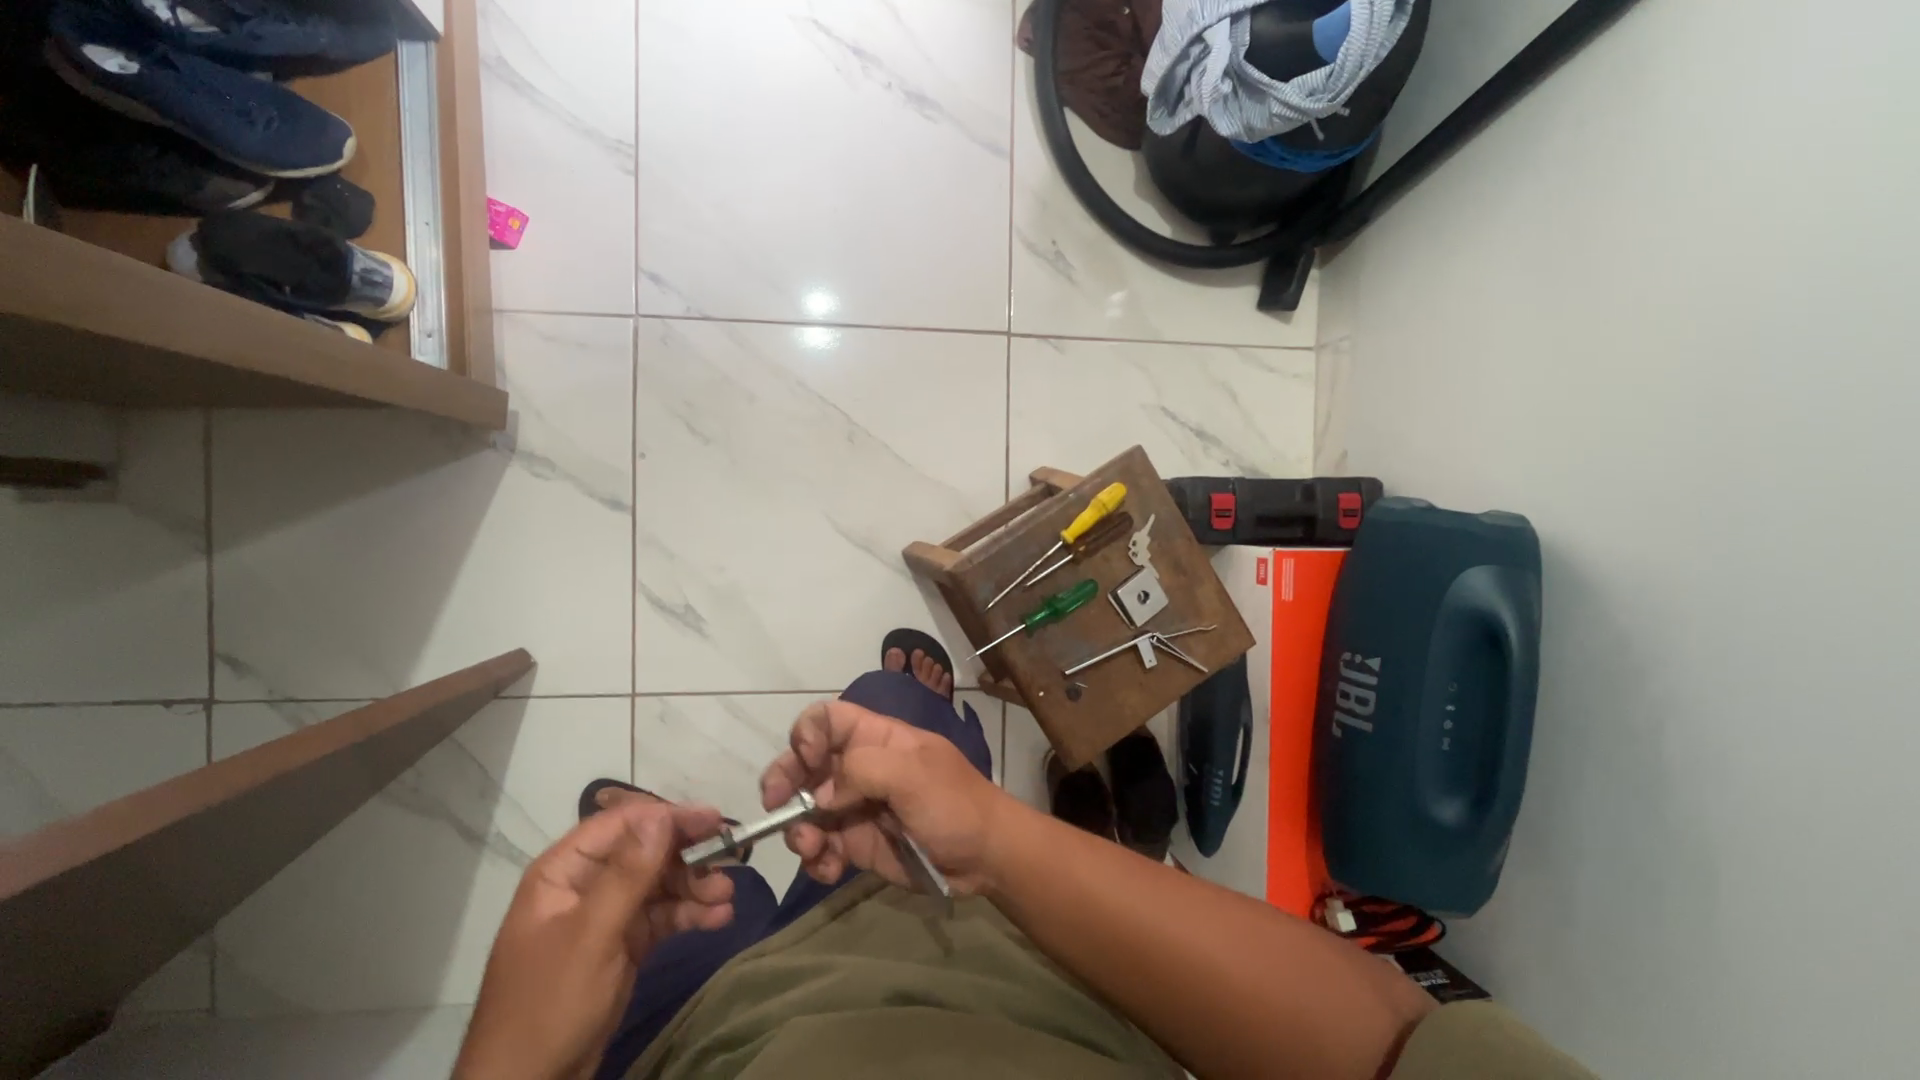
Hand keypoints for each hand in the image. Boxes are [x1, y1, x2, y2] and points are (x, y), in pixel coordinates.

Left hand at [454, 799, 734, 1079]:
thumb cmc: (549, 1002)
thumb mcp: (591, 935)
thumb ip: (628, 874)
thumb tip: (662, 816)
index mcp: (565, 871)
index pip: (622, 824)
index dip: (668, 817)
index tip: (713, 819)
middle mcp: (586, 885)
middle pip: (646, 851)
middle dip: (688, 854)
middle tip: (732, 855)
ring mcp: (606, 916)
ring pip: (659, 884)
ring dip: (695, 886)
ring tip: (727, 897)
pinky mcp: (623, 946)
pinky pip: (662, 917)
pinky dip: (689, 915)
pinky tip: (717, 919)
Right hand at [760, 699, 1020, 894]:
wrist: (985, 858)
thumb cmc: (954, 804)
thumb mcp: (913, 774)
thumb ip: (862, 770)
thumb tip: (820, 796)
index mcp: (875, 739)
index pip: (826, 719)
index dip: (806, 735)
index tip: (807, 762)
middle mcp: (858, 769)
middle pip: (803, 765)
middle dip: (783, 784)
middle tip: (776, 810)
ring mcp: (855, 808)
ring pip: (805, 812)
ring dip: (798, 832)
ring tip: (813, 852)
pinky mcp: (857, 845)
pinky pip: (821, 848)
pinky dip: (817, 860)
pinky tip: (829, 871)